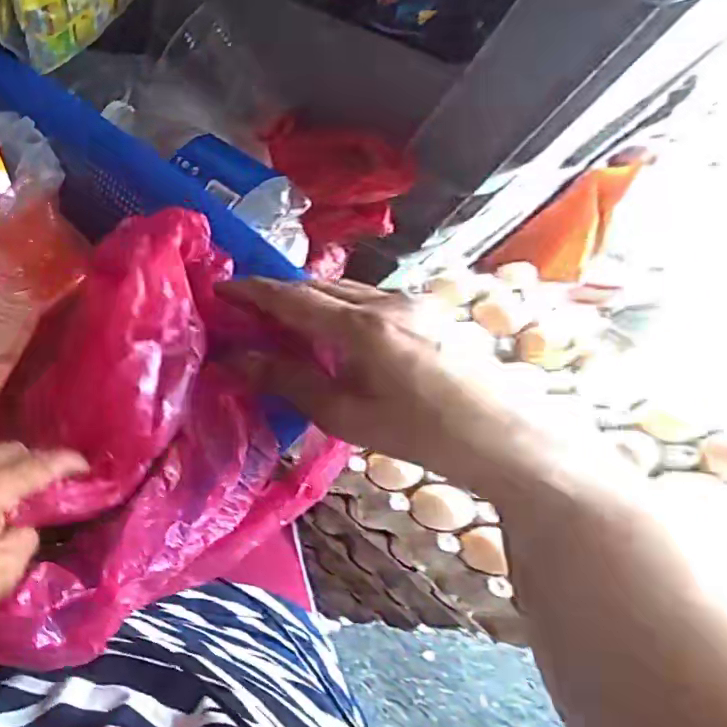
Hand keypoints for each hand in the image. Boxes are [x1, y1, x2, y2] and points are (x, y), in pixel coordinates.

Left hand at [0, 443, 87, 657]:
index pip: (37, 463)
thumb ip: (25, 534)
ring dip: (8, 461)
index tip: (86, 466)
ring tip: (22, 483)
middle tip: (54, 482)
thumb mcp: (4, 570)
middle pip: (11, 448)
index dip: (66, 462)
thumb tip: (24, 519)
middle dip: (37, 460)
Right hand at [215, 277, 590, 490]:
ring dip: (305, 298)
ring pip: (342, 289)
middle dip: (275, 293)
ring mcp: (411, 305)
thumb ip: (284, 379)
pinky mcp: (428, 313)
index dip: (251, 291)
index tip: (219, 289)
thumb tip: (233, 357)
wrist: (508, 439)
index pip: (291, 297)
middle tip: (242, 309)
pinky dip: (333, 305)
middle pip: (316, 287)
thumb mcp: (339, 412)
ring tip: (277, 318)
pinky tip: (326, 329)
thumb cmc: (417, 432)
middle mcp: (385, 303)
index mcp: (360, 327)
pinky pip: (365, 298)